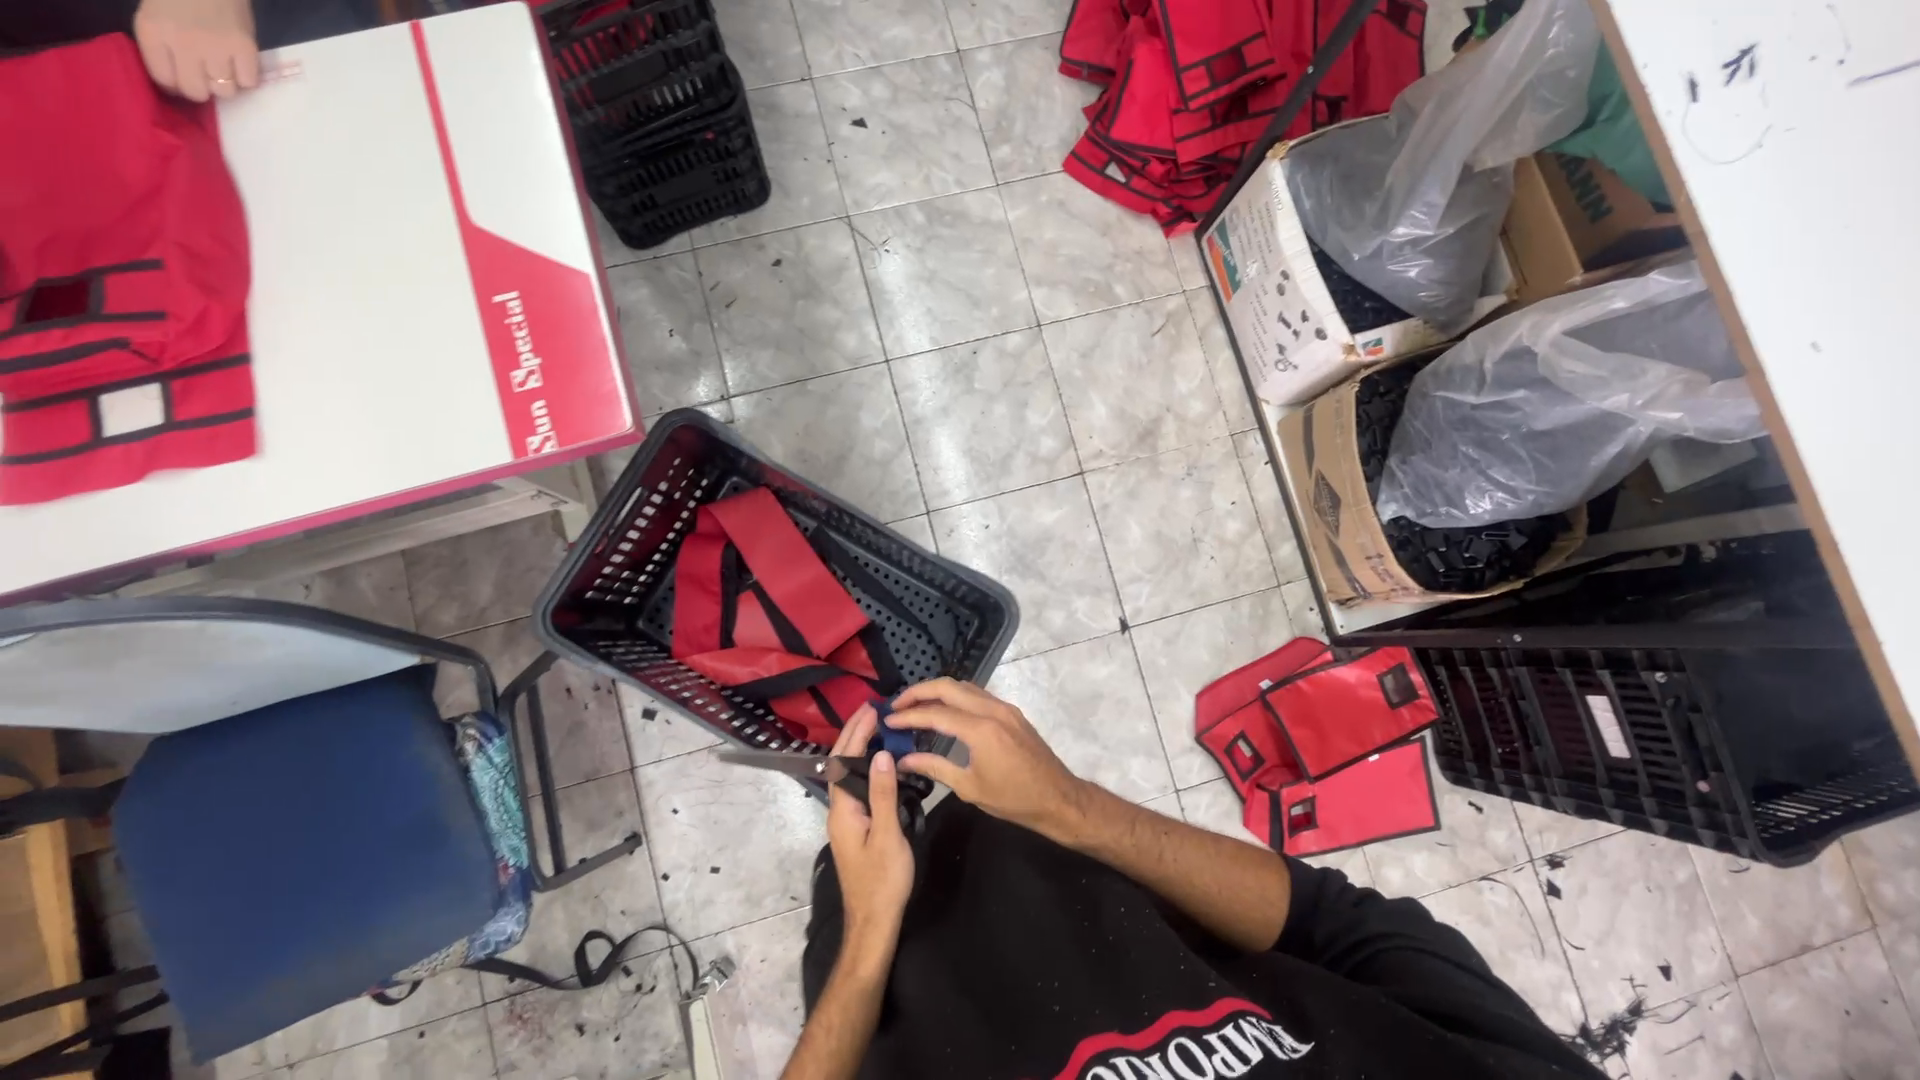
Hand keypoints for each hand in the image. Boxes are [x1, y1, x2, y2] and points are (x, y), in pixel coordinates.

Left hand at [133, 0, 259, 101]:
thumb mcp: (155, 17)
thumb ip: (163, 47)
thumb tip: (179, 81)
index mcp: (153, 32)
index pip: (164, 80)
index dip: (175, 84)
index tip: (182, 79)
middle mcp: (183, 44)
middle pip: (196, 91)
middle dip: (202, 88)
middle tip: (206, 78)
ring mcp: (217, 47)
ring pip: (225, 90)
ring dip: (226, 84)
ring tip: (225, 70)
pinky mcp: (245, 48)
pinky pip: (249, 81)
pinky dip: (246, 78)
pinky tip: (241, 65)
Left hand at [825, 706, 913, 945]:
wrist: (874, 922)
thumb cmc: (883, 881)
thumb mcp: (889, 836)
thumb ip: (884, 795)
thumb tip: (881, 755)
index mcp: (843, 810)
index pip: (843, 761)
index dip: (857, 733)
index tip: (872, 710)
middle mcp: (839, 811)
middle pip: (840, 765)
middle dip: (854, 735)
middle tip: (873, 709)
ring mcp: (847, 821)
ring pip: (849, 776)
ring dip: (860, 749)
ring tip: (879, 727)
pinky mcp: (857, 828)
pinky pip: (858, 787)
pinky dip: (867, 768)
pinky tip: (882, 764)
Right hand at [890, 679, 1087, 838]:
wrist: (1057, 798)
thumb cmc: (1013, 799)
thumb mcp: (969, 787)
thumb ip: (935, 767)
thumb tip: (903, 760)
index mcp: (981, 729)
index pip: (935, 713)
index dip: (908, 715)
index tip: (888, 720)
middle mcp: (992, 710)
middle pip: (948, 686)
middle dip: (919, 691)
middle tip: (896, 704)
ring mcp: (1004, 708)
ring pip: (964, 687)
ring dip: (938, 691)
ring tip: (915, 705)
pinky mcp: (1011, 712)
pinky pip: (978, 695)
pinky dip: (956, 697)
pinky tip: (944, 710)